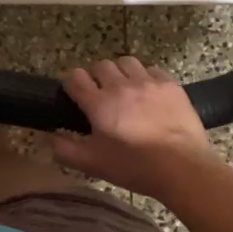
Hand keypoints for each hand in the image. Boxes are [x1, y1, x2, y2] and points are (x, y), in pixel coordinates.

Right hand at [52, 56, 226, 199]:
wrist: (183, 169)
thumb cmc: (135, 168)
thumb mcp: (94, 165)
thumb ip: (65, 149)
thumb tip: (49, 135)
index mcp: (99, 103)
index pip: (74, 77)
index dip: (72, 84)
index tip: (76, 96)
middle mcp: (120, 86)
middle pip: (100, 65)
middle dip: (96, 77)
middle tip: (102, 96)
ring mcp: (147, 82)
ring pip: (126, 62)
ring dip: (121, 73)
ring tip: (125, 89)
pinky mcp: (170, 84)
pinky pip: (152, 69)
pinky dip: (146, 77)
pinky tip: (149, 94)